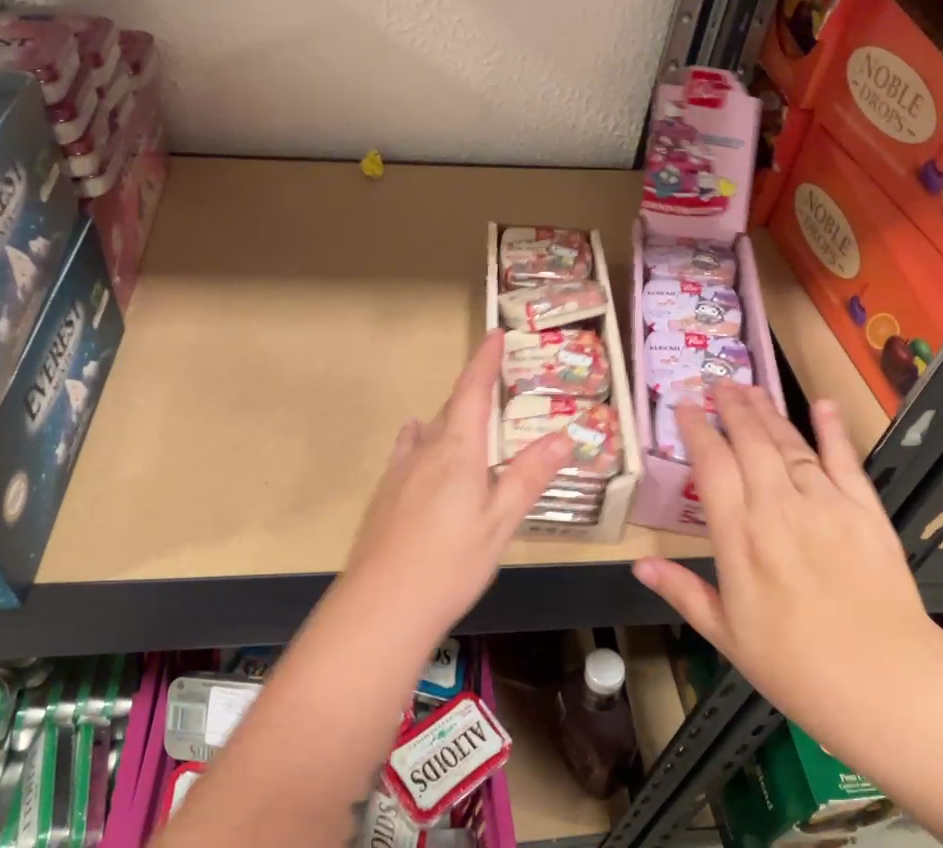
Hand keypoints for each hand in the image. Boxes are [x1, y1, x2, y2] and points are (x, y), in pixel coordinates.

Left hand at [343, 329, 572, 633]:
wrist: (380, 607)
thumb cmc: (449, 564)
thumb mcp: (500, 522)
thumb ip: (528, 477)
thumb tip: (562, 435)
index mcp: (456, 451)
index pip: (472, 392)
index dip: (484, 362)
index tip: (495, 334)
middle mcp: (422, 452)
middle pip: (449, 412)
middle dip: (472, 395)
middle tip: (496, 390)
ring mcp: (397, 475)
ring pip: (425, 434)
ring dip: (447, 422)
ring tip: (464, 425)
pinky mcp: (384, 499)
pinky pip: (409, 456)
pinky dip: (424, 445)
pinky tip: (424, 459)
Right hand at [632, 385, 942, 727]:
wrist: (883, 683)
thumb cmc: (795, 666)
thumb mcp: (727, 636)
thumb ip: (683, 592)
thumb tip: (638, 566)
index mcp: (739, 538)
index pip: (712, 465)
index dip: (697, 430)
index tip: (685, 407)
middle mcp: (778, 509)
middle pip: (750, 442)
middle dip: (732, 408)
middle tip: (718, 383)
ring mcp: (825, 505)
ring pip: (790, 444)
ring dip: (769, 413)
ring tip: (751, 388)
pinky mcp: (866, 512)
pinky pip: (845, 461)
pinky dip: (833, 430)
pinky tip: (822, 405)